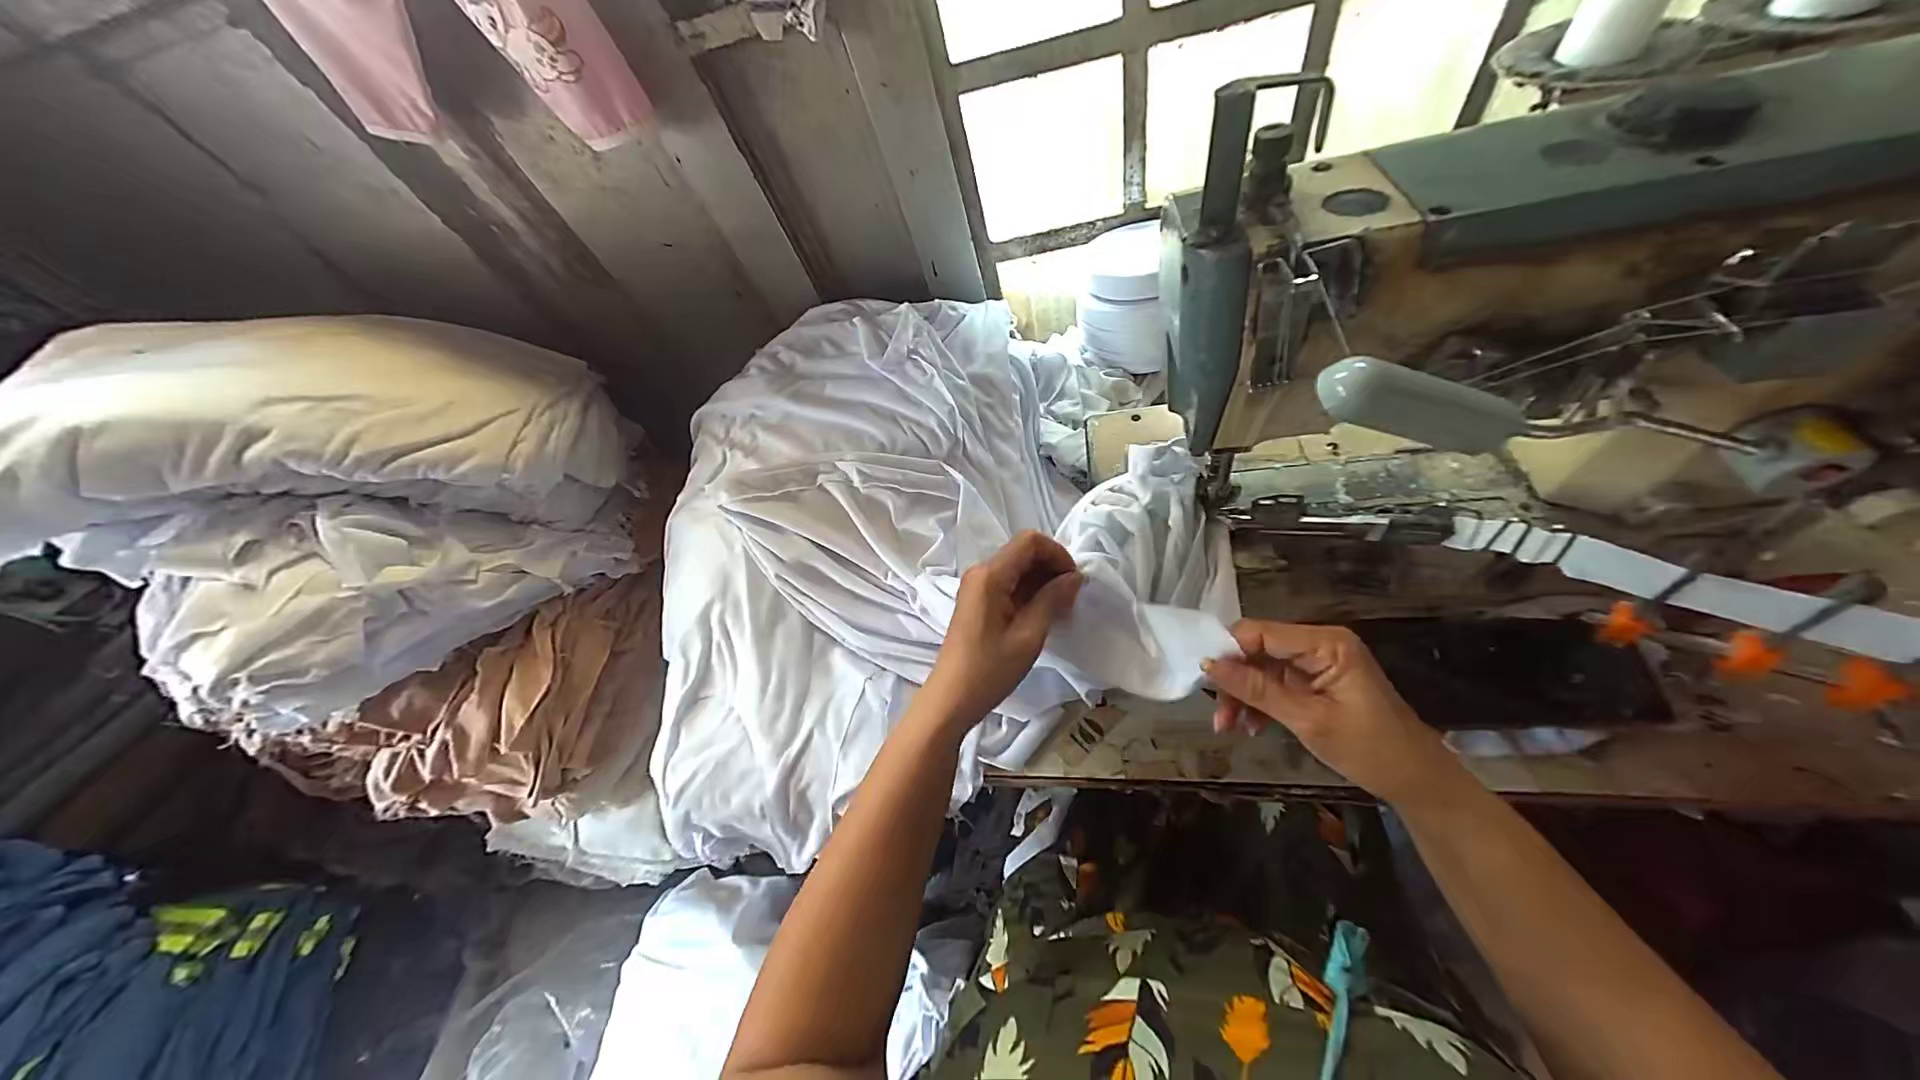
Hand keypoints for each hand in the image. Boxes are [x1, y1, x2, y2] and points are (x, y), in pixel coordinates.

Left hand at [922, 531, 1083, 724]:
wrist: (951, 698)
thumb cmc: (989, 670)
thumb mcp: (1028, 636)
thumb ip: (1052, 600)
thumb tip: (1075, 577)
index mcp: (990, 576)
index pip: (1030, 541)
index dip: (1058, 554)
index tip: (1074, 581)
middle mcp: (981, 573)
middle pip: (1023, 552)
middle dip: (1052, 567)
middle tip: (1071, 598)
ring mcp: (976, 587)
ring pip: (1018, 568)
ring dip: (1042, 581)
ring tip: (1061, 609)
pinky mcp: (978, 601)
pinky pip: (1008, 584)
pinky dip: (1029, 592)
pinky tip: (1043, 614)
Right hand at [1202, 620, 1466, 806]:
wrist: (1416, 780)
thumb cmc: (1369, 749)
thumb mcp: (1307, 720)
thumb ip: (1257, 689)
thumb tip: (1209, 665)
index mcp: (1326, 643)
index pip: (1259, 632)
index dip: (1227, 651)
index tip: (1203, 680)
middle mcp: (1320, 643)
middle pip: (1257, 649)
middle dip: (1234, 680)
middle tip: (1218, 716)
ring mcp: (1318, 662)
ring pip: (1262, 668)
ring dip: (1243, 695)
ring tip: (1229, 727)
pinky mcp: (1316, 680)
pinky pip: (1275, 682)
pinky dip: (1260, 702)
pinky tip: (1251, 727)